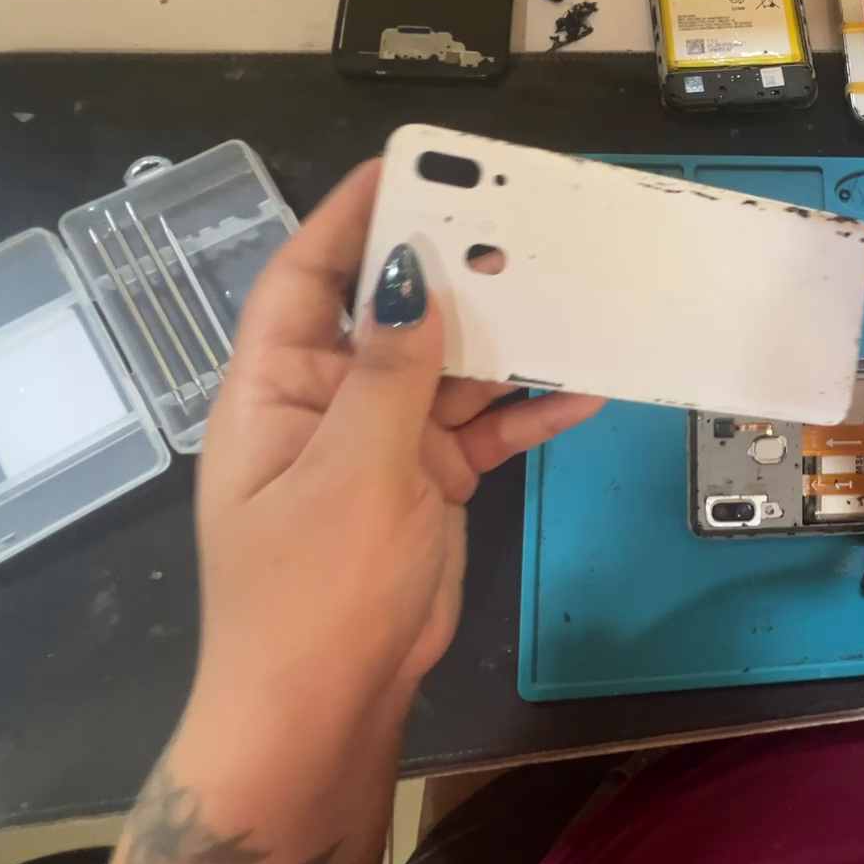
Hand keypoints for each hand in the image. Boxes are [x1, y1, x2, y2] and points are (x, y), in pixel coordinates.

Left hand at [193, 159, 604, 708]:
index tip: (404, 172)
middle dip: (451, 278)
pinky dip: (531, 411)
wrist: (338, 691)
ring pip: (454, 371)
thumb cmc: (317, 584)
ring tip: (565, 304)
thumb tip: (414, 281)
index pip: (306, 280)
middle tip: (514, 235)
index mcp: (281, 387)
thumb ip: (391, 375)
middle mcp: (337, 399)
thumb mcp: (352, 471)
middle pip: (397, 318)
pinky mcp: (436, 471)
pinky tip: (582, 392)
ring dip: (506, 347)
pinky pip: (489, 426)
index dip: (348, 221)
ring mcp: (391, 438)